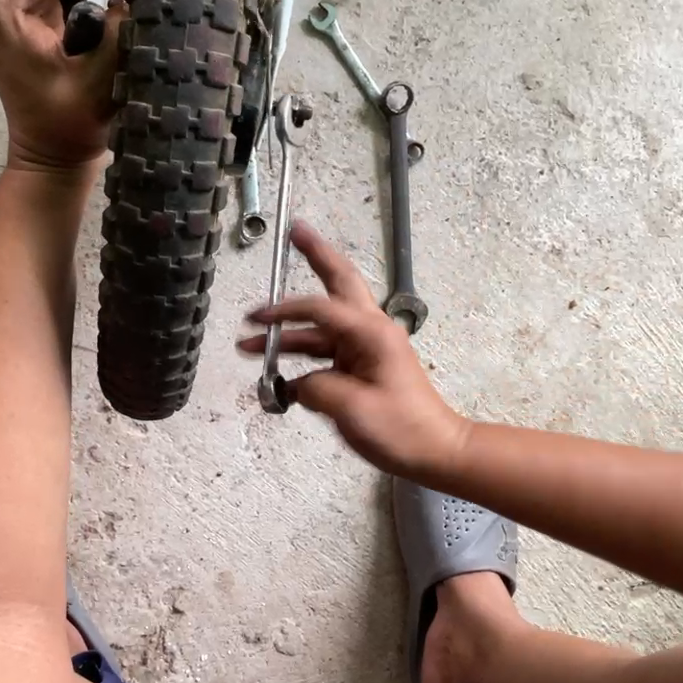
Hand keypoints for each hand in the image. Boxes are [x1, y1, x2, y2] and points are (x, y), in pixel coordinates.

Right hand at [238, 222, 471, 478]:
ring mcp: (363, 350)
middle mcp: (368, 332)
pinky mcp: (358, 369)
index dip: (285, 311)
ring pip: (318, 329)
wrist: (434, 452)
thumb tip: (296, 384)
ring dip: (286, 333)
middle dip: (316, 256)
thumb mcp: (352, 408)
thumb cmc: (401, 428)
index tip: (257, 319)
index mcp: (371, 334)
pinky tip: (274, 378)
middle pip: (337, 284)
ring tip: (248, 343)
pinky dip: (298, 363)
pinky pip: (322, 356)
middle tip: (295, 230)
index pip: (320, 308)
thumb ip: (315, 388)